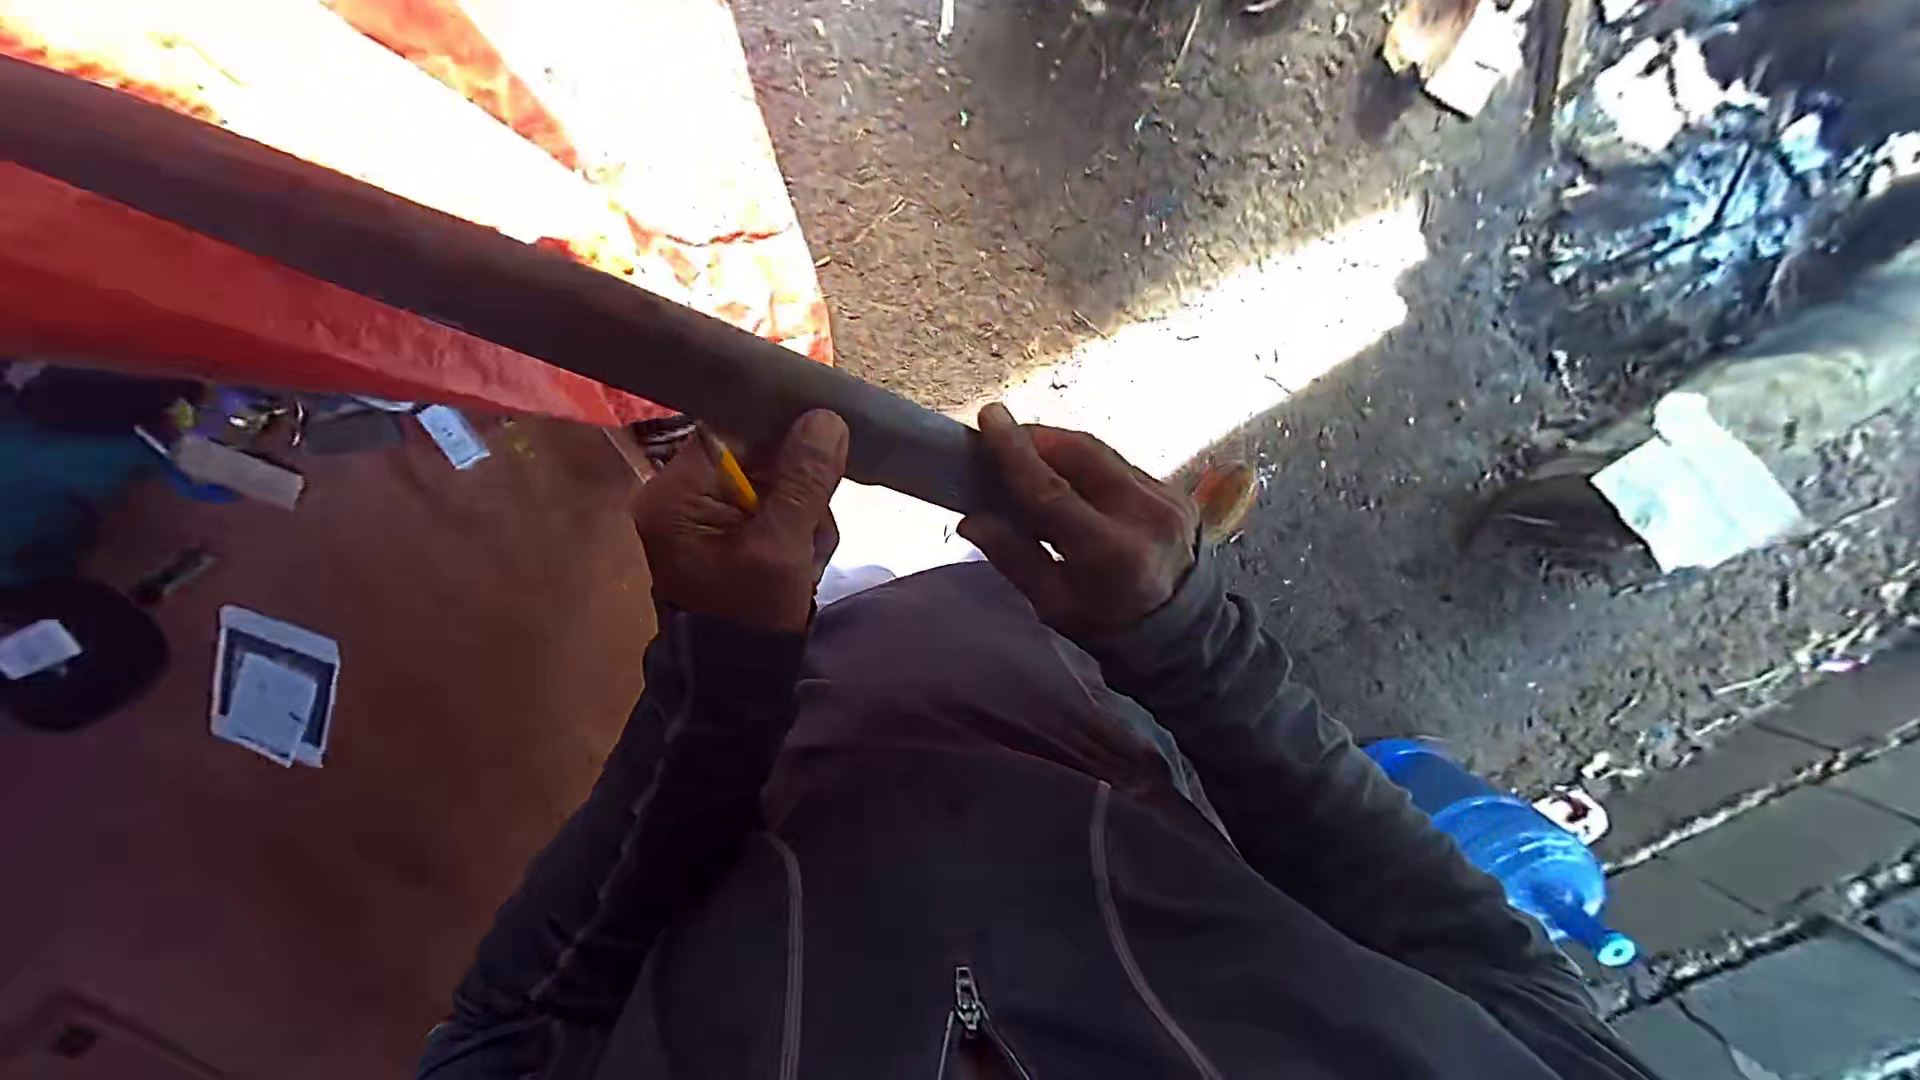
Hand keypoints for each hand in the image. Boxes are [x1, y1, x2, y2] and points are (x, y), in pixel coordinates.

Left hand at [633, 410, 848, 632]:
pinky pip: (774, 506)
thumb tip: (826, 419)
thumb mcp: (782, 549)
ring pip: (774, 482)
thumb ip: (803, 483)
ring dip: (804, 513)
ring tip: (808, 556)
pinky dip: (799, 528)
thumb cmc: (751, 616)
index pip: (732, 432)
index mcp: (675, 495)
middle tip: (813, 531)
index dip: (781, 434)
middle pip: (756, 456)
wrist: (739, 679)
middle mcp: (682, 495)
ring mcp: (707, 513)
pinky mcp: (729, 530)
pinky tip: (804, 558)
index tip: (823, 448)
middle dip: (798, 489)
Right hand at [958, 403, 1197, 635]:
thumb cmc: (1109, 628)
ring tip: (1031, 453)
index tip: (990, 418)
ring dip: (1061, 446)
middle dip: (1038, 438)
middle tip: (1004, 438)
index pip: (1052, 489)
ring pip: (1103, 452)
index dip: (1016, 452)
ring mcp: (1167, 500)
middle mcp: (1144, 516)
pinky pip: (1121, 464)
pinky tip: (1069, 474)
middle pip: (1081, 453)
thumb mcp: (1054, 605)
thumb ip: (1014, 557)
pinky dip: (1088, 462)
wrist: (1185, 634)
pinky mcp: (1176, 493)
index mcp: (1110, 553)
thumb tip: (972, 519)